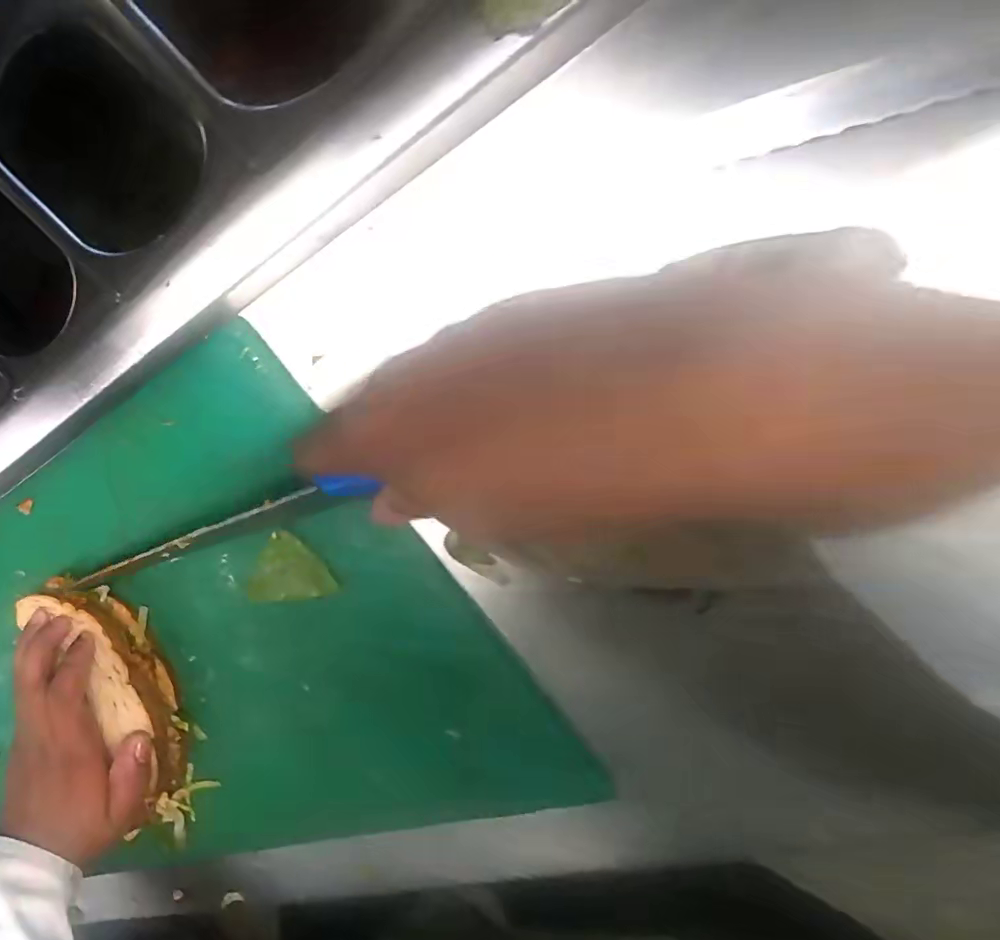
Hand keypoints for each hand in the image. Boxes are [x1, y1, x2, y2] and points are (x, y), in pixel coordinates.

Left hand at [0, 610, 153, 868]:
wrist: (32, 851)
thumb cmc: (80, 827)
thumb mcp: (119, 813)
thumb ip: (132, 775)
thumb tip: (141, 735)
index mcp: (67, 744)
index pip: (65, 689)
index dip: (75, 659)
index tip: (89, 637)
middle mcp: (40, 728)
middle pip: (32, 672)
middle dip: (43, 639)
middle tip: (60, 614)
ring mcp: (24, 730)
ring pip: (19, 677)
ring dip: (29, 644)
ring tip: (40, 617)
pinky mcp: (18, 735)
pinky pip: (19, 688)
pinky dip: (25, 662)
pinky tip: (33, 651)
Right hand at [296, 229, 999, 541]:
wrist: (745, 388)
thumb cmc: (597, 477)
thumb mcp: (498, 512)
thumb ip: (425, 499)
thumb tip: (385, 500)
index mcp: (402, 422)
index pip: (329, 439)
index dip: (319, 460)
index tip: (315, 477)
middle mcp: (425, 365)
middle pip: (371, 395)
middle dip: (368, 427)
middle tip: (383, 461)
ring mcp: (482, 330)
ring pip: (422, 366)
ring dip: (422, 397)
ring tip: (451, 430)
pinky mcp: (540, 305)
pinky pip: (475, 345)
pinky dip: (473, 373)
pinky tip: (511, 393)